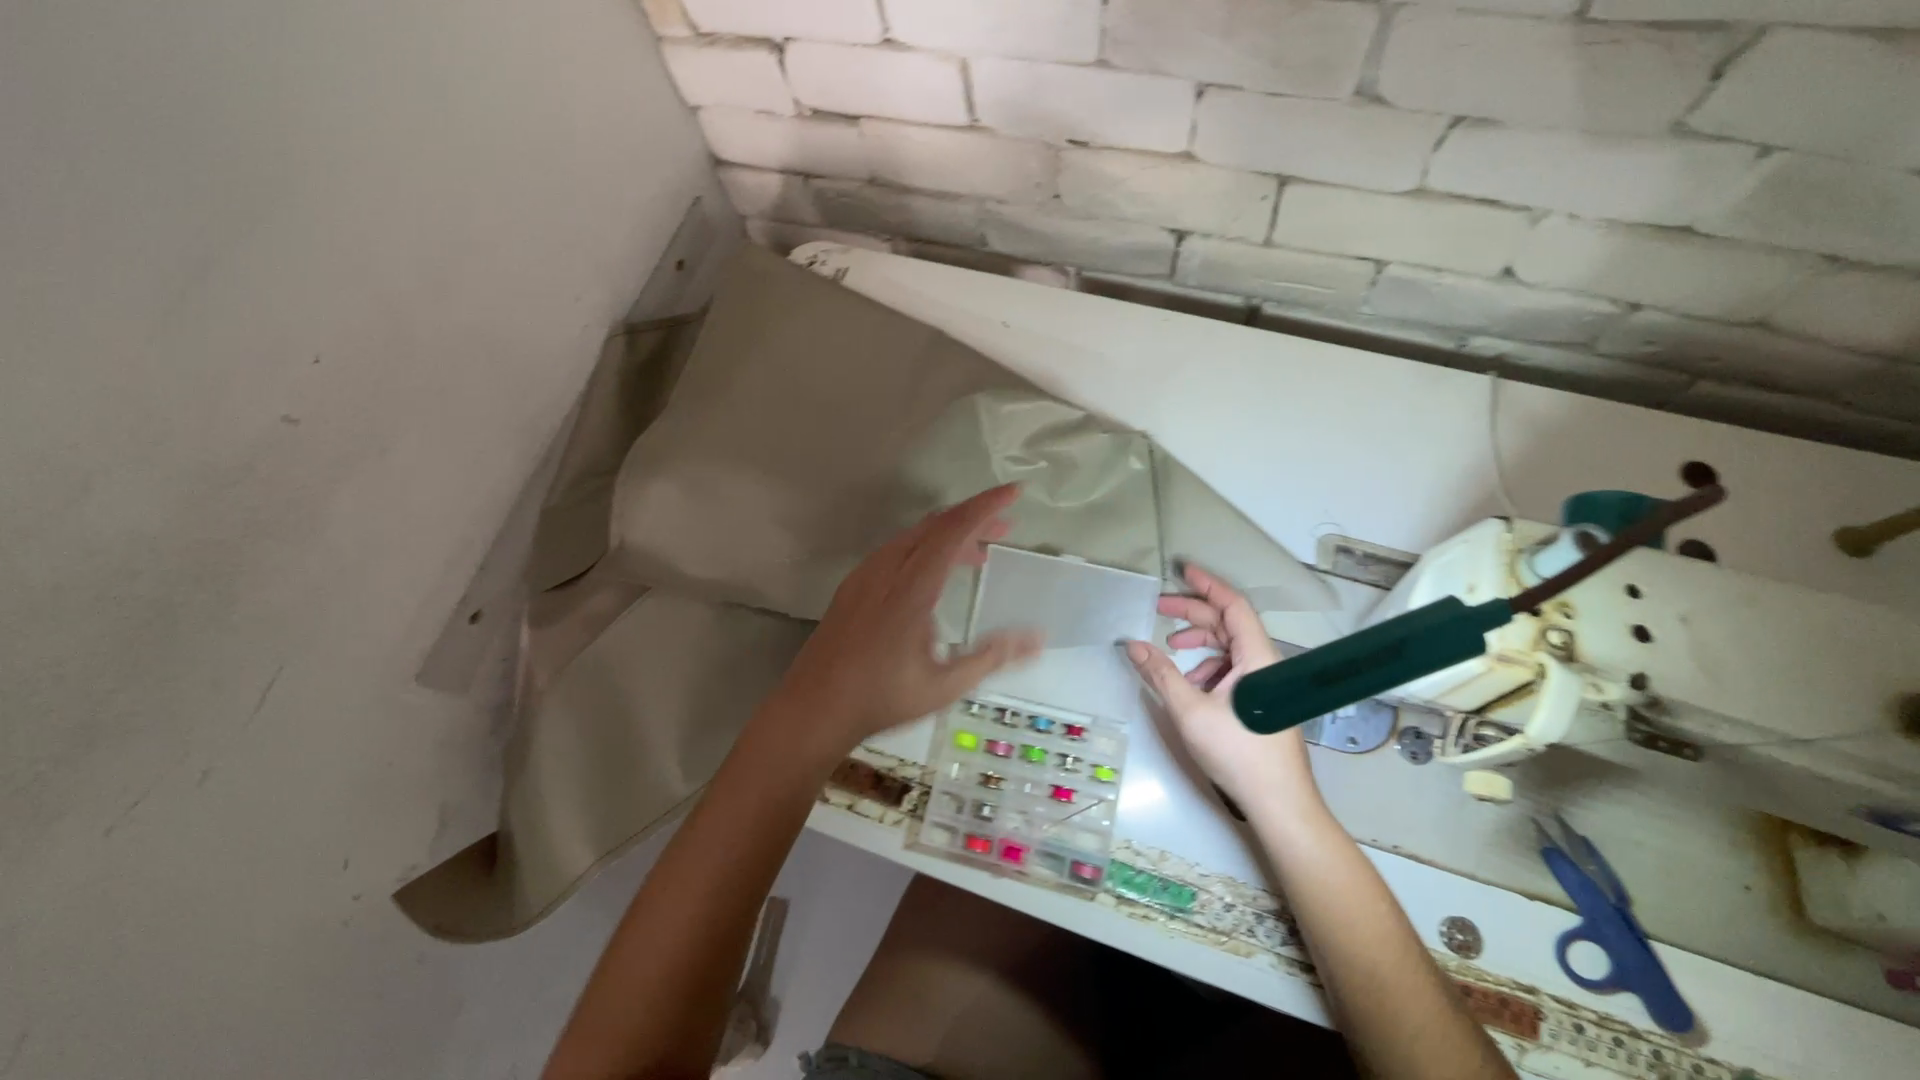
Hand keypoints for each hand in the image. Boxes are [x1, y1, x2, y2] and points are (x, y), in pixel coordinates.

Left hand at [763, 484, 1043, 762]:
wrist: (812, 708)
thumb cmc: (881, 699)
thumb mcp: (945, 685)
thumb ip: (992, 656)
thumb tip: (1038, 638)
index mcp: (910, 588)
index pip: (953, 530)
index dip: (986, 507)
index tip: (1015, 492)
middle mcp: (885, 571)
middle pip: (933, 526)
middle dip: (973, 518)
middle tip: (1006, 527)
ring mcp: (864, 576)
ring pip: (912, 536)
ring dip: (948, 535)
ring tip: (978, 557)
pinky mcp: (852, 587)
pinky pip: (895, 550)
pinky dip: (924, 548)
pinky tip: (934, 578)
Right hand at [1125, 564, 1316, 810]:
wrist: (1278, 801)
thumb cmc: (1237, 753)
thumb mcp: (1190, 711)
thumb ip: (1161, 674)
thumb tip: (1134, 645)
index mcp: (1258, 657)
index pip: (1233, 605)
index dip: (1207, 584)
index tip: (1182, 570)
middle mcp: (1267, 664)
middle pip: (1230, 624)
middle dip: (1194, 613)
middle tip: (1159, 608)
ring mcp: (1268, 685)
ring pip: (1232, 648)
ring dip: (1200, 644)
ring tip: (1172, 654)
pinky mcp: (1264, 703)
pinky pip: (1235, 670)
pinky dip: (1210, 669)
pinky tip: (1191, 688)